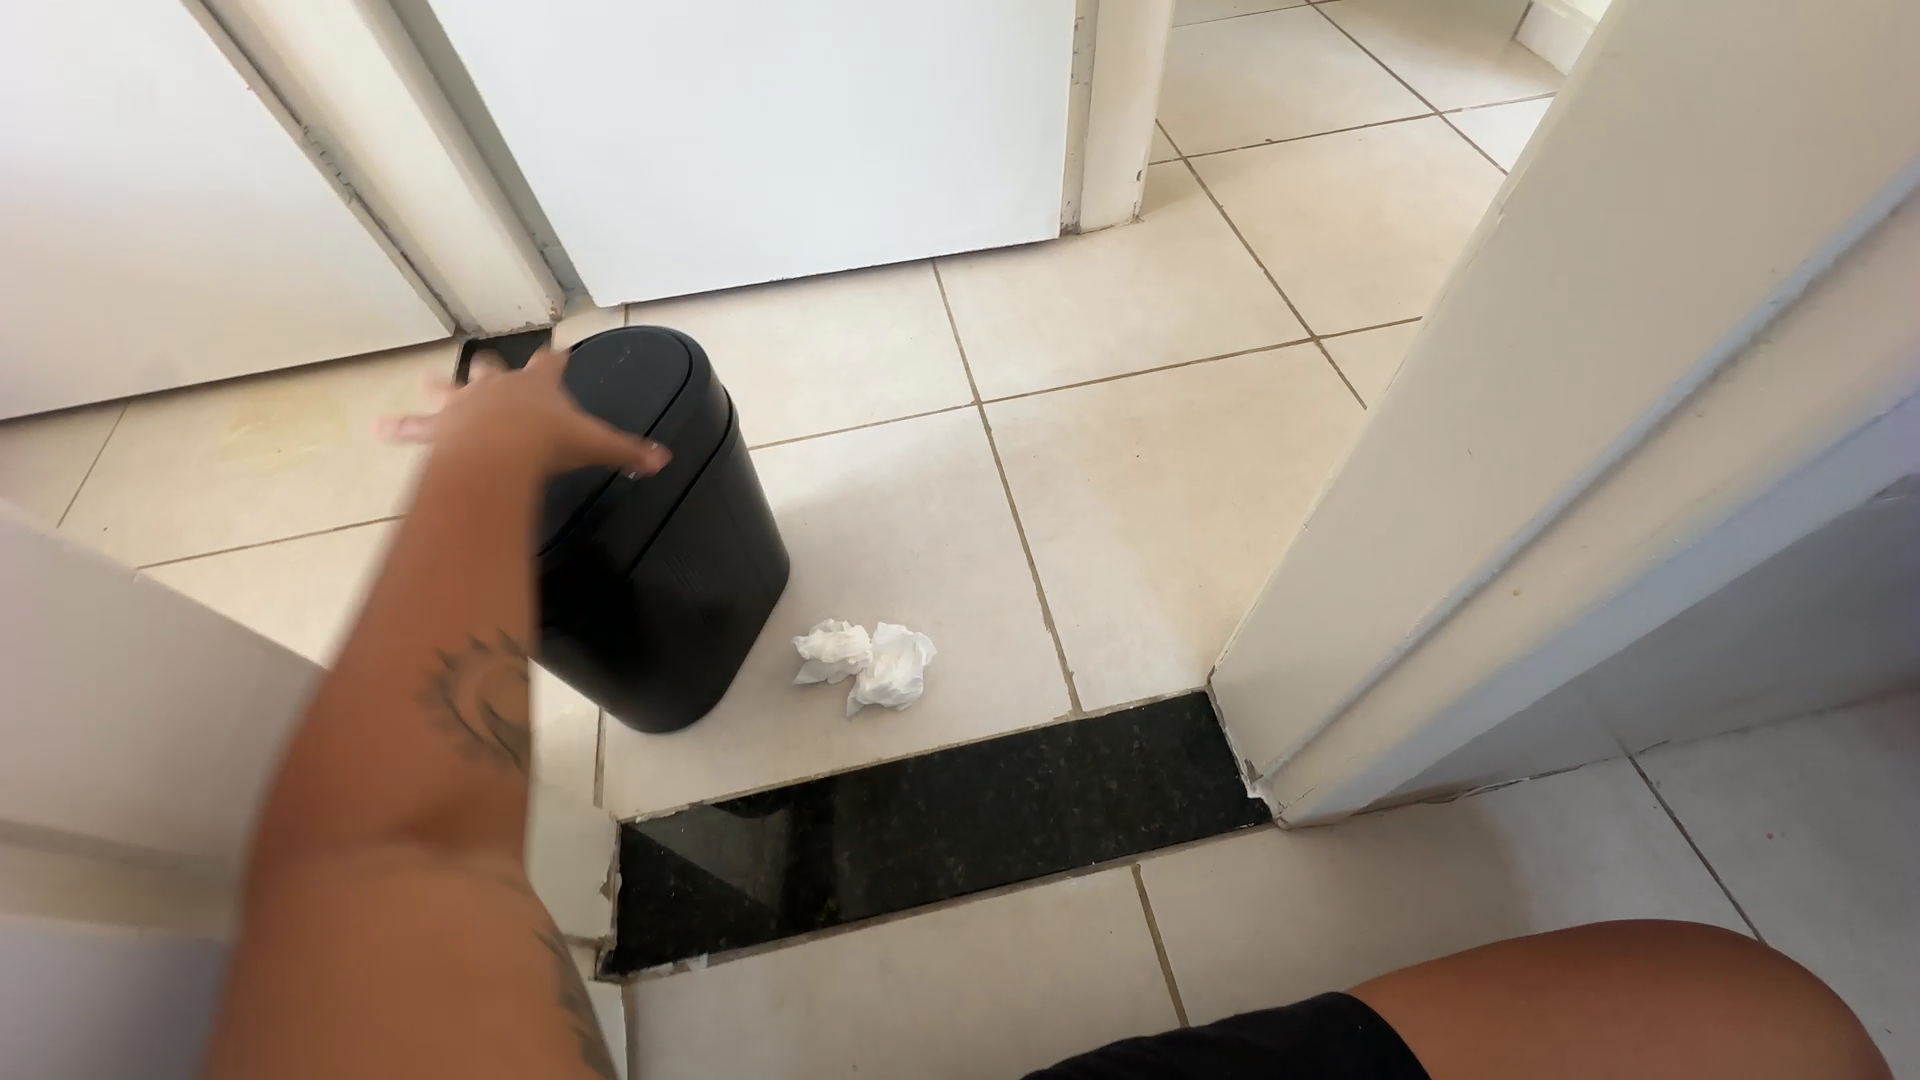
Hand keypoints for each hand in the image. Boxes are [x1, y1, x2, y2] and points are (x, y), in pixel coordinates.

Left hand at [375, 345, 671, 477]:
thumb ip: (629, 452)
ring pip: (448, 390)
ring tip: (425, 381)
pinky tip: (378, 429)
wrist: (502, 451)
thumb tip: (664, 461)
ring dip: (440, 388)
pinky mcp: (440, 428)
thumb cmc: (551, 441)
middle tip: (485, 364)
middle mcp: (499, 388)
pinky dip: (399, 429)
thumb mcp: (597, 445)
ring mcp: (465, 405)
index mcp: (539, 386)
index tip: (558, 349)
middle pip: (492, 370)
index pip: (550, 364)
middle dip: (490, 369)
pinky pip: (414, 428)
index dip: (555, 358)